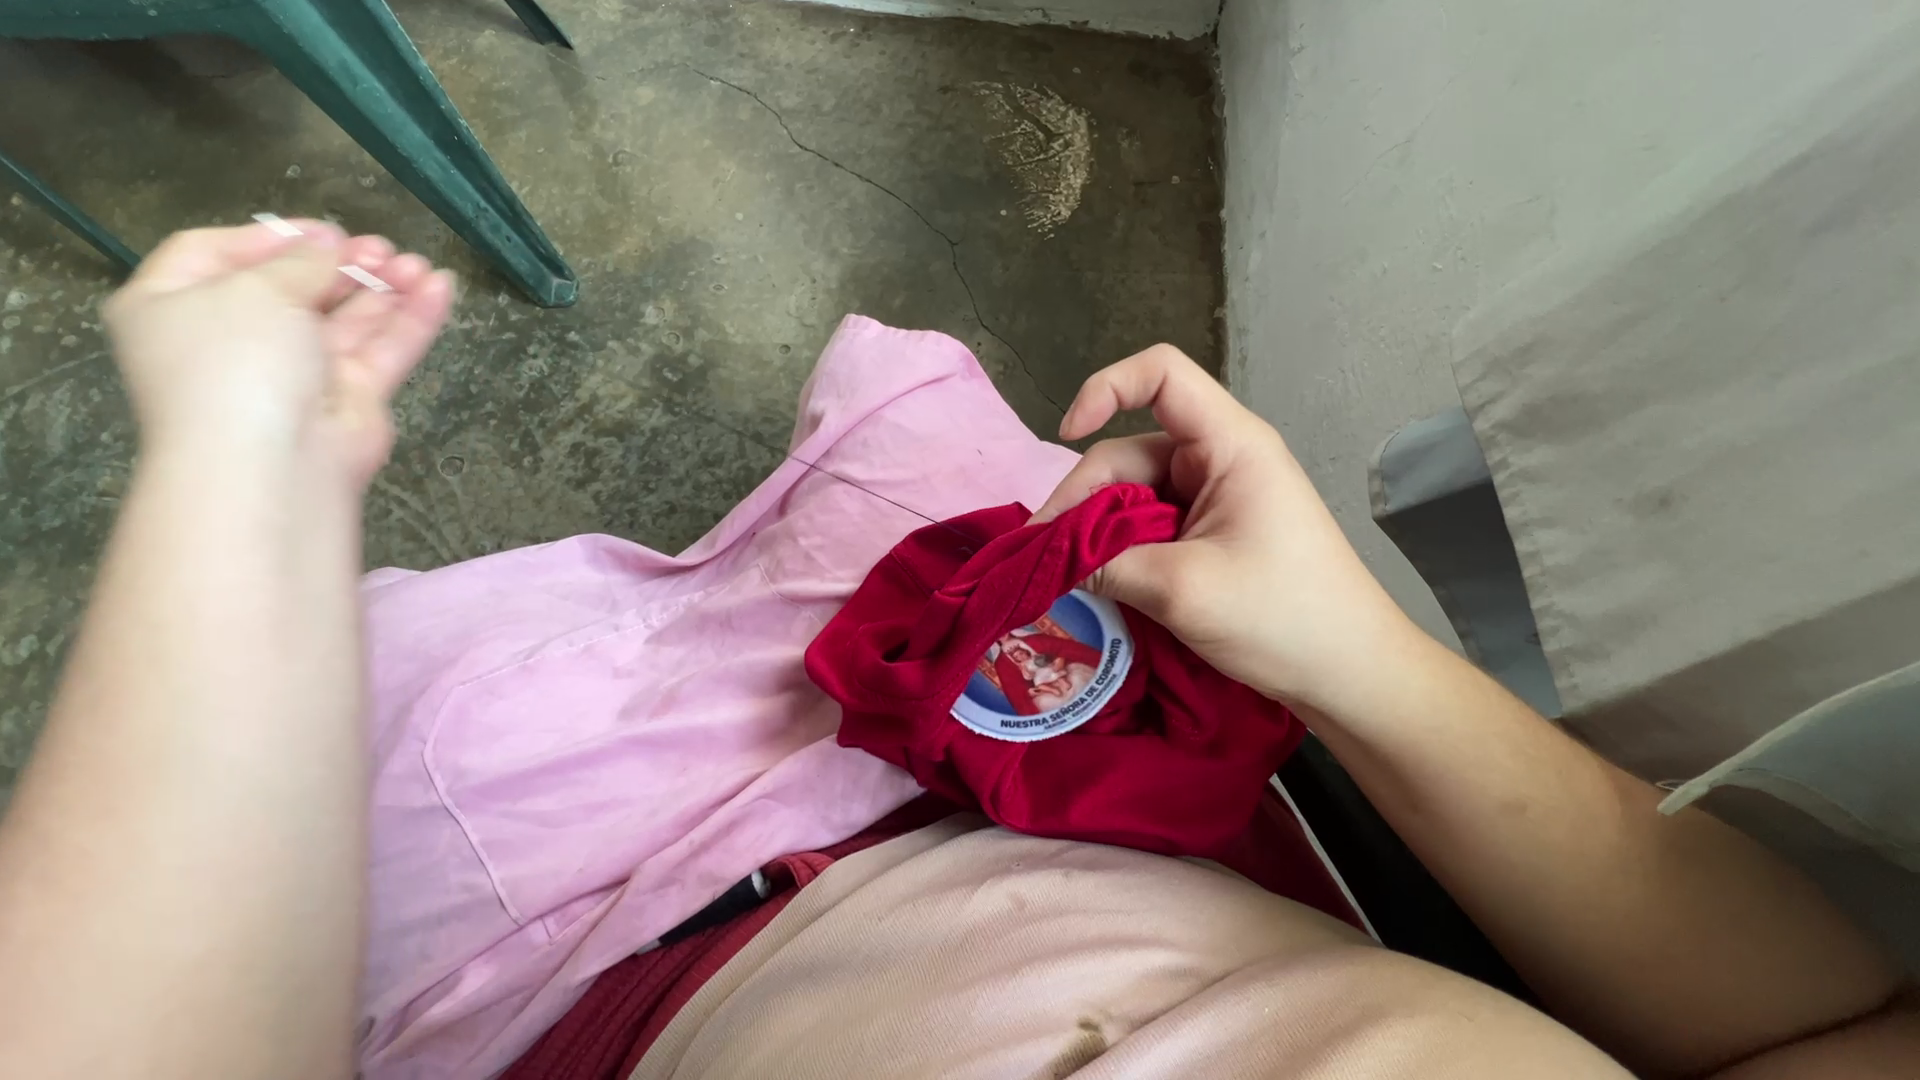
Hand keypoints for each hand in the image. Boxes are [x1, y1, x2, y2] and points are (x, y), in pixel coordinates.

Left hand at [102, 219, 453, 487]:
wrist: (274, 461)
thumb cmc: (235, 364)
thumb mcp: (253, 292)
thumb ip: (300, 263)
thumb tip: (329, 246)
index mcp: (177, 306)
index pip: (217, 254)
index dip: (271, 237)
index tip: (324, 230)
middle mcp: (237, 338)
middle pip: (296, 288)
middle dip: (342, 265)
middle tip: (382, 250)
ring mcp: (300, 371)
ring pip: (350, 320)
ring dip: (386, 289)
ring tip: (420, 266)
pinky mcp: (353, 396)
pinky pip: (384, 349)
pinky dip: (413, 319)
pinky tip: (439, 289)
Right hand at [1032, 345, 1418, 710]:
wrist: (1346, 673)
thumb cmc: (1281, 618)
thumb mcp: (1180, 590)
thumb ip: (1103, 565)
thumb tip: (1043, 556)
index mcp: (1229, 446)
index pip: (1161, 374)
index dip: (1105, 389)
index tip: (1067, 435)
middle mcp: (1217, 459)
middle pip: (1129, 451)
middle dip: (1082, 496)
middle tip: (1041, 552)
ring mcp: (1211, 498)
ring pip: (1131, 494)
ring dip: (1095, 528)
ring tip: (1062, 572)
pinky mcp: (1206, 532)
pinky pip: (1146, 524)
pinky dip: (1116, 546)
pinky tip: (1096, 578)